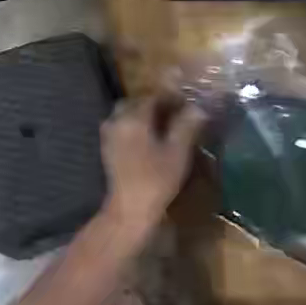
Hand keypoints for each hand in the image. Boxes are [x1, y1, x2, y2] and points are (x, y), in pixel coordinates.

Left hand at [101, 94, 205, 226]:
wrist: (129, 207)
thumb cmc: (156, 180)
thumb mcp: (177, 152)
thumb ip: (186, 126)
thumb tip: (198, 108)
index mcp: (134, 118)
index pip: (152, 97)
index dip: (170, 97)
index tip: (186, 101)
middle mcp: (117, 120)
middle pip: (136, 102)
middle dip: (154, 103)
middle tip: (175, 111)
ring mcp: (108, 133)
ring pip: (126, 113)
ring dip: (143, 113)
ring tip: (163, 124)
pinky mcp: (107, 146)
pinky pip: (120, 125)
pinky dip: (133, 124)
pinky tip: (148, 137)